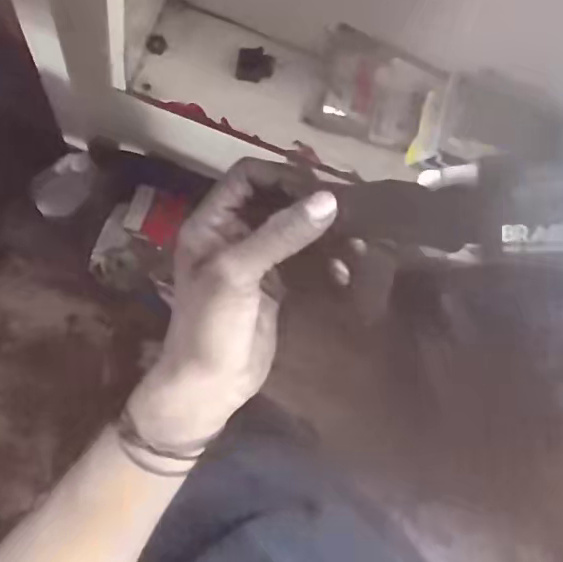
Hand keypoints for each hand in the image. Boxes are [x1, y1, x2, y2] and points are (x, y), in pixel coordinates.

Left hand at [126, 159, 338, 447]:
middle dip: (305, 199)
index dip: (279, 175)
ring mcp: (254, 260)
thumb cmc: (211, 325)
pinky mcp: (274, 284)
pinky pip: (301, 258)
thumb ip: (281, 234)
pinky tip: (345, 264)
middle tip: (346, 204)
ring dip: (319, 228)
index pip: (246, 177)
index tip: (317, 186)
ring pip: (289, 228)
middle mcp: (231, 234)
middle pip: (272, 199)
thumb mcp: (239, 273)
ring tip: (353, 232)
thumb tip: (328, 199)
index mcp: (211, 223)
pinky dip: (323, 257)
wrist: (209, 386)